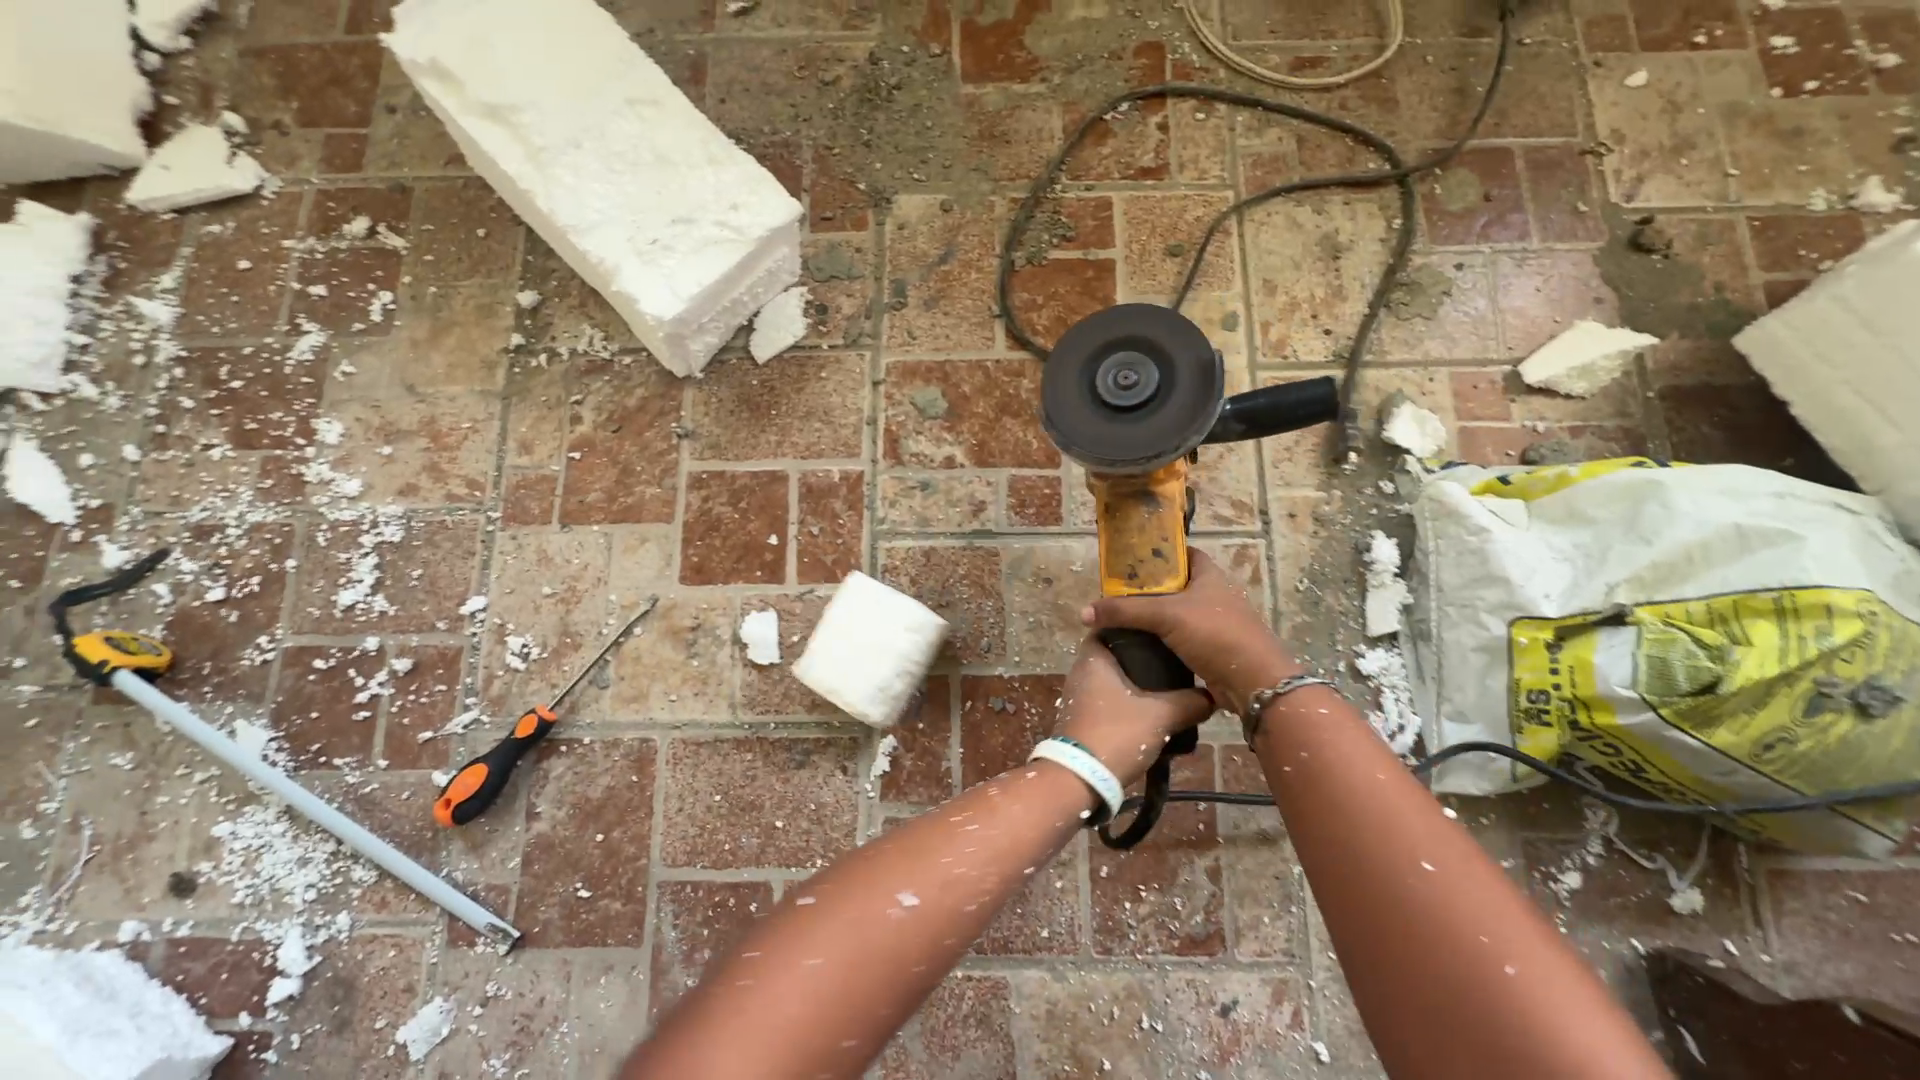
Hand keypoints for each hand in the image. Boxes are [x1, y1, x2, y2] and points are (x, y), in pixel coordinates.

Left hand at [1057, 637, 1214, 787]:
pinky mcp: (1082, 721)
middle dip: (1145, 662)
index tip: (1163, 633)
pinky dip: (1130, 708)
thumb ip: (1190, 702)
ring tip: (1171, 694)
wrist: (1078, 780)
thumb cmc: (1117, 734)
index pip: (1112, 626)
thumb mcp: (1161, 716)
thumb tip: (1213, 697)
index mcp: (1093, 658)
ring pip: (1115, 683)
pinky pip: (1110, 705)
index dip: (1137, 627)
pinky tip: (1153, 719)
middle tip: (1175, 664)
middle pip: (1117, 656)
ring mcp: (1079, 698)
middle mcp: (1081, 672)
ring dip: (1139, 689)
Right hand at [1079, 549, 1299, 715]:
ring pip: (1179, 614)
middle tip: (1120, 593)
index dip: (1161, 553)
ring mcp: (1216, 624)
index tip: (1132, 560)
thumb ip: (1125, 611)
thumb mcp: (1166, 615)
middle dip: (1151, 589)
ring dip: (1157, 617)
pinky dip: (1165, 641)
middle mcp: (1215, 596)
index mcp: (1210, 576)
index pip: (1185, 554)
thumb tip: (1084, 612)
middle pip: (1178, 585)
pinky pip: (1182, 639)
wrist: (1253, 681)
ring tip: (1125, 619)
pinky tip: (1143, 646)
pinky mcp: (1213, 650)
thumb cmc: (1215, 634)